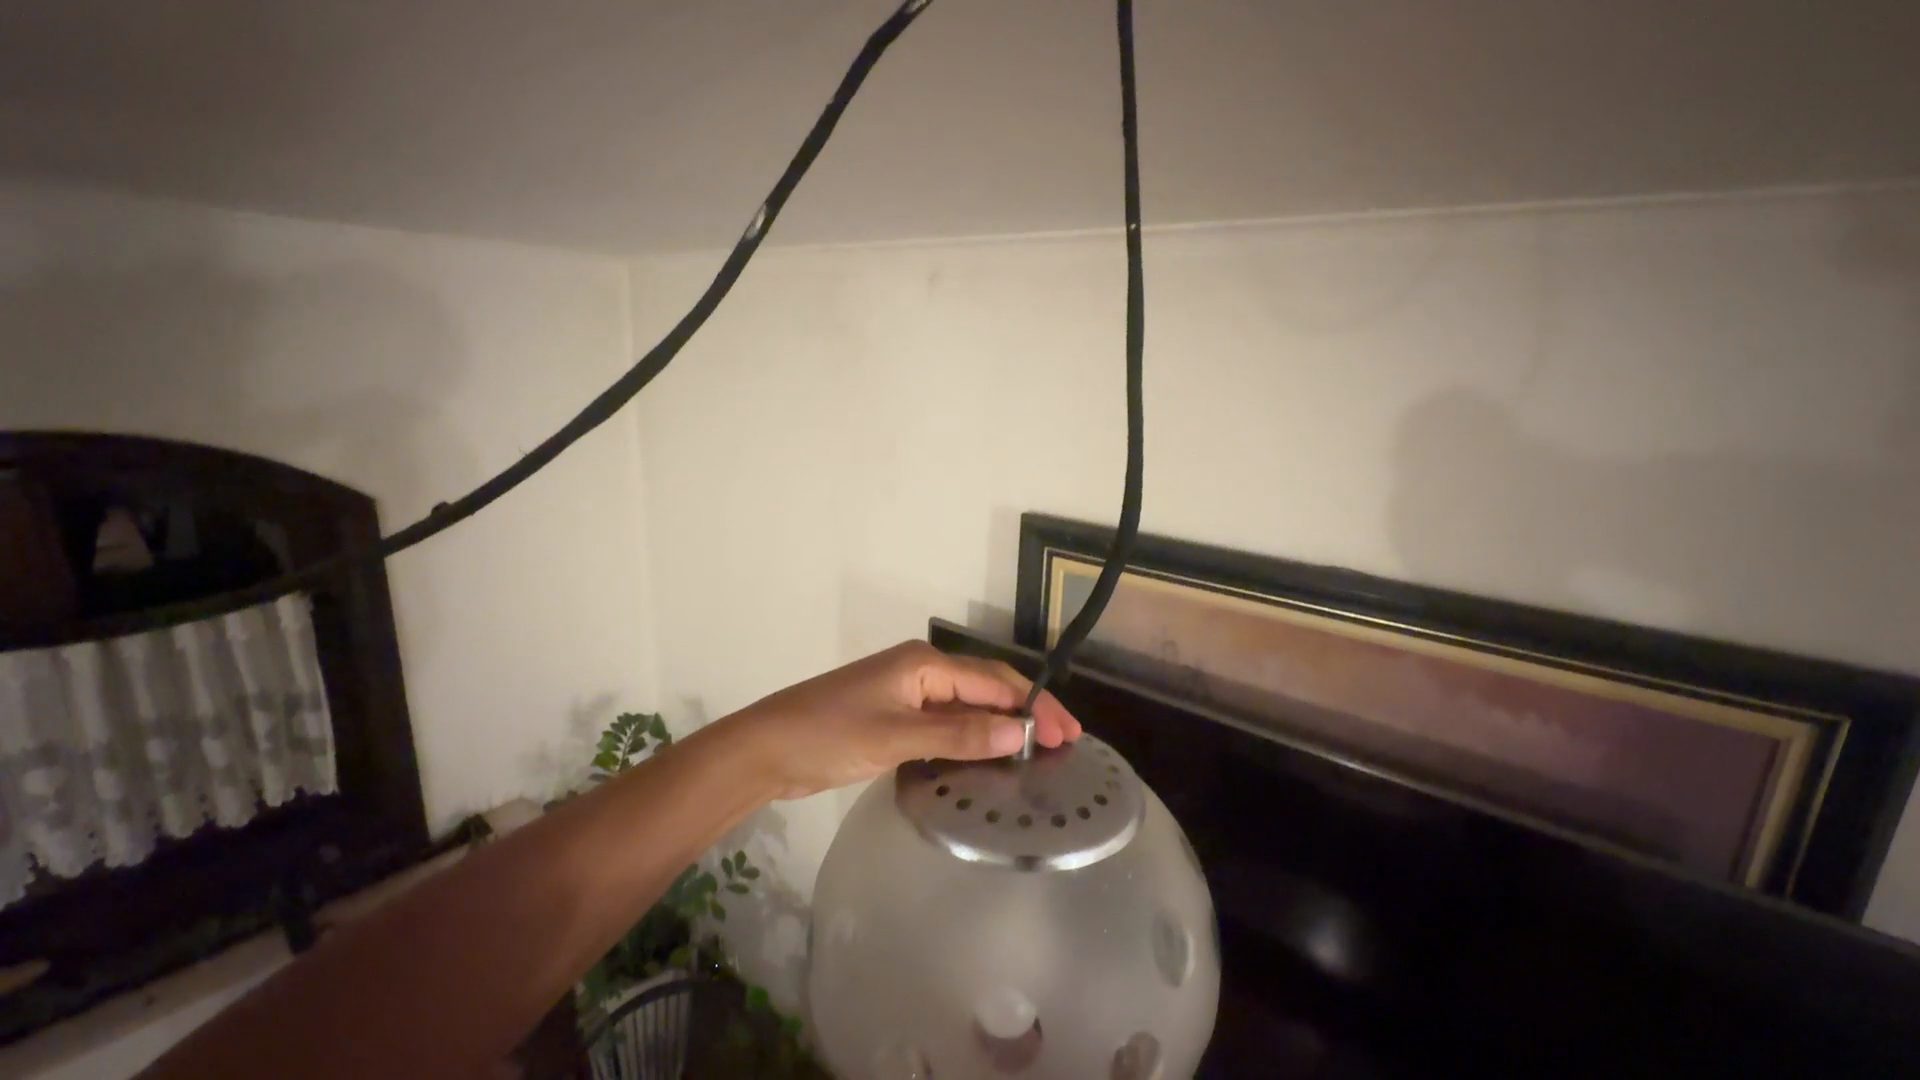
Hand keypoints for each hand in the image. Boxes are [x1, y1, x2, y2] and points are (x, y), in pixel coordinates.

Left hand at [722, 641, 1081, 799]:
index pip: (995, 681)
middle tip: (1066, 744)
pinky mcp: (894, 720)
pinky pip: (945, 725)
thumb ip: (960, 734)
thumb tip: (1021, 732)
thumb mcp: (898, 736)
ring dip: (1001, 727)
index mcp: (924, 664)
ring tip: (1038, 754)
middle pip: (986, 689)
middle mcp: (920, 672)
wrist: (766, 749)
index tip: (1070, 734)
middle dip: (1026, 713)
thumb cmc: (829, 734)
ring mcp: (906, 696)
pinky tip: (988, 761)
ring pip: (967, 708)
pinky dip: (971, 739)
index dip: (1035, 706)